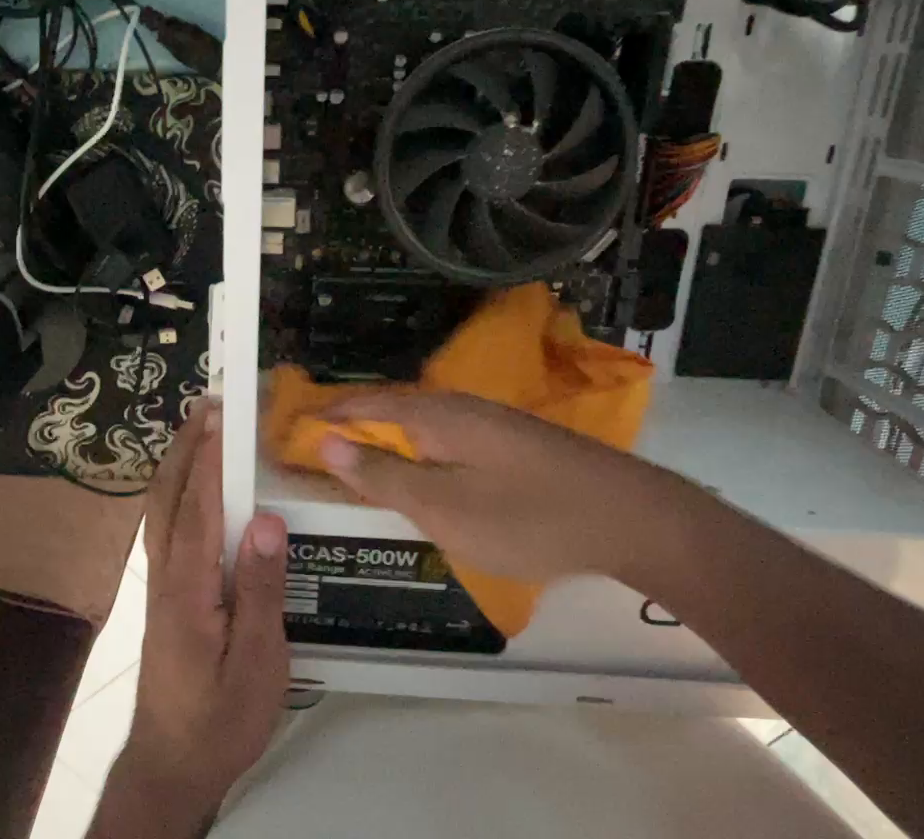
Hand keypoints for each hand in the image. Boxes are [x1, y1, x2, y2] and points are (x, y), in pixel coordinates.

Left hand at [90, 403, 288, 837]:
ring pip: (161, 510)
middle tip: (210, 406)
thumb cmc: (220, 719)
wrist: (171, 764)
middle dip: (185, 447)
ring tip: (203, 431)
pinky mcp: (165, 597)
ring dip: (178, 464)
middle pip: (167, 497)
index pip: (201, 507)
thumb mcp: (257, 663)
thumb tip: (267, 520)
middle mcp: (166, 576)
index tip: (226, 414)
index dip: (213, 457)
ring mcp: (160, 586)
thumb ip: (260, 590)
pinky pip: (166, 528)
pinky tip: (197, 490)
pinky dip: (177, 492)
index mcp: (189, 588)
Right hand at [316, 391, 661, 583]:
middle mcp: (460, 407)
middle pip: (392, 410)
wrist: (631, 518)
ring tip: (363, 466)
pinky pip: (448, 438)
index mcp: (435, 416)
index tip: (292, 432)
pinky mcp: (515, 443)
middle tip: (321, 454)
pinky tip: (427, 475)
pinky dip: (421, 452)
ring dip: (387, 441)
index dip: (327, 417)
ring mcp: (492, 422)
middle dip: (354, 428)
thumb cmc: (526, 516)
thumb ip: (382, 476)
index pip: (363, 405)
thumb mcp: (442, 506)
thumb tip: (326, 442)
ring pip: (422, 425)